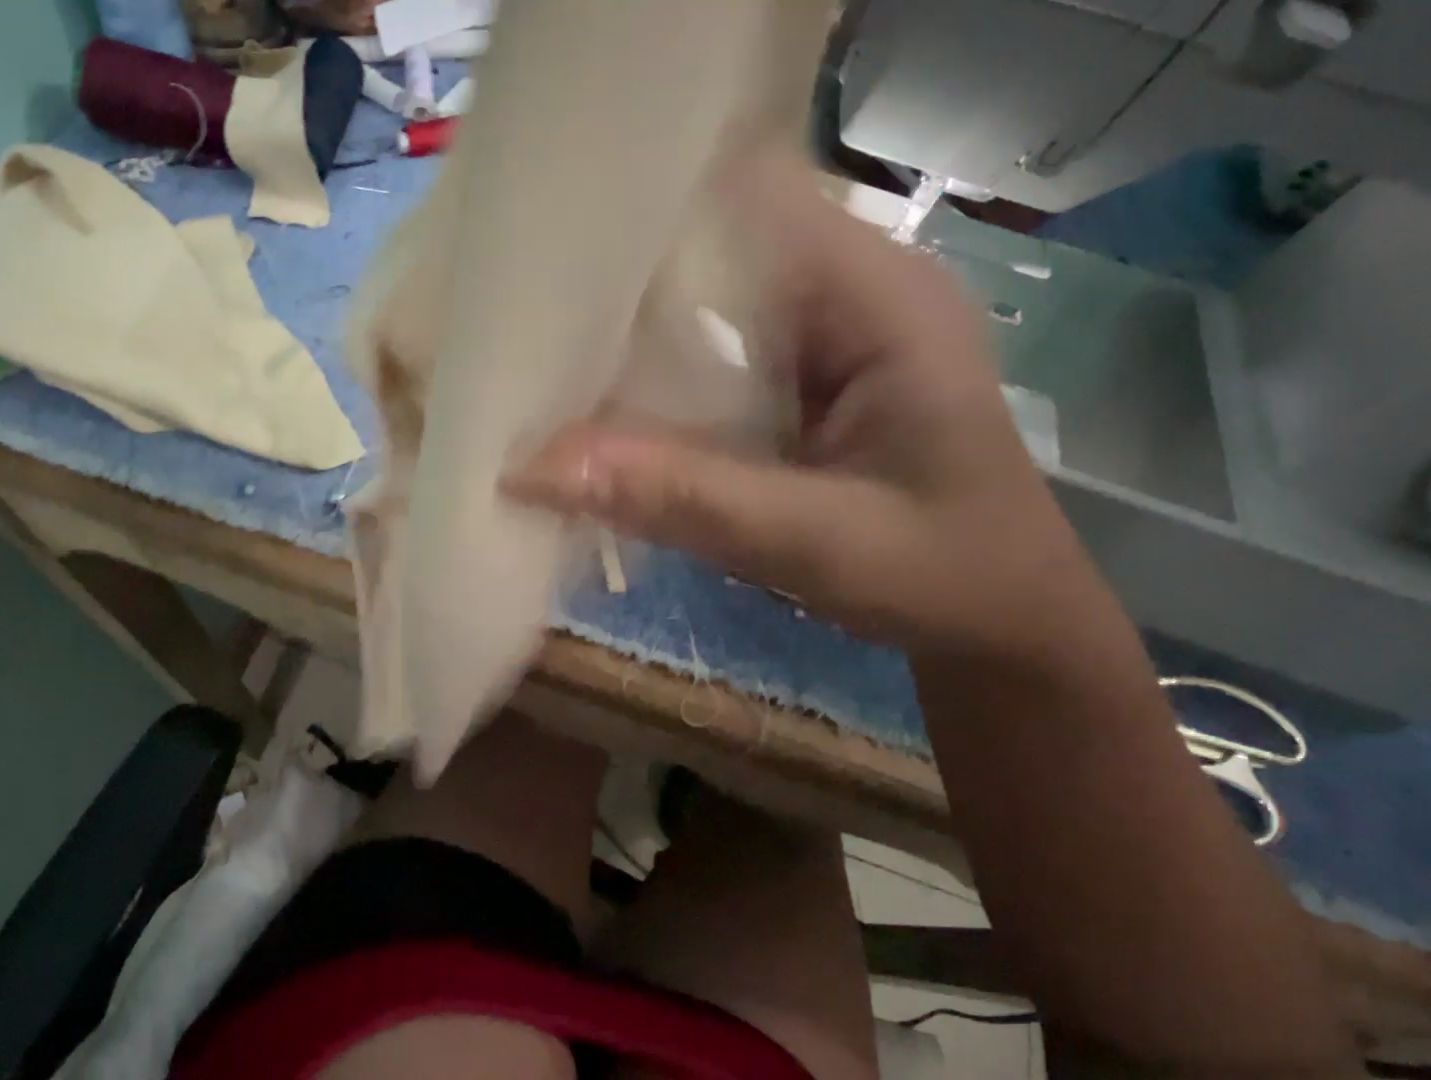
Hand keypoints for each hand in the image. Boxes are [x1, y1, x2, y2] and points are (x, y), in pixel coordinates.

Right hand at [504, 152, 1099, 657]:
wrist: (1007, 625)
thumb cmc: (946, 575)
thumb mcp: (816, 542)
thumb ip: (683, 498)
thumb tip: (531, 468)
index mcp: (878, 293)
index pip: (750, 194)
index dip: (652, 208)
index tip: (554, 256)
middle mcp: (850, 289)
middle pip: (714, 244)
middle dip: (621, 280)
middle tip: (523, 327)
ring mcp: (824, 333)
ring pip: (704, 302)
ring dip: (631, 335)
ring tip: (540, 365)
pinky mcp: (802, 378)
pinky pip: (711, 354)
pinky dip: (657, 379)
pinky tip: (601, 410)